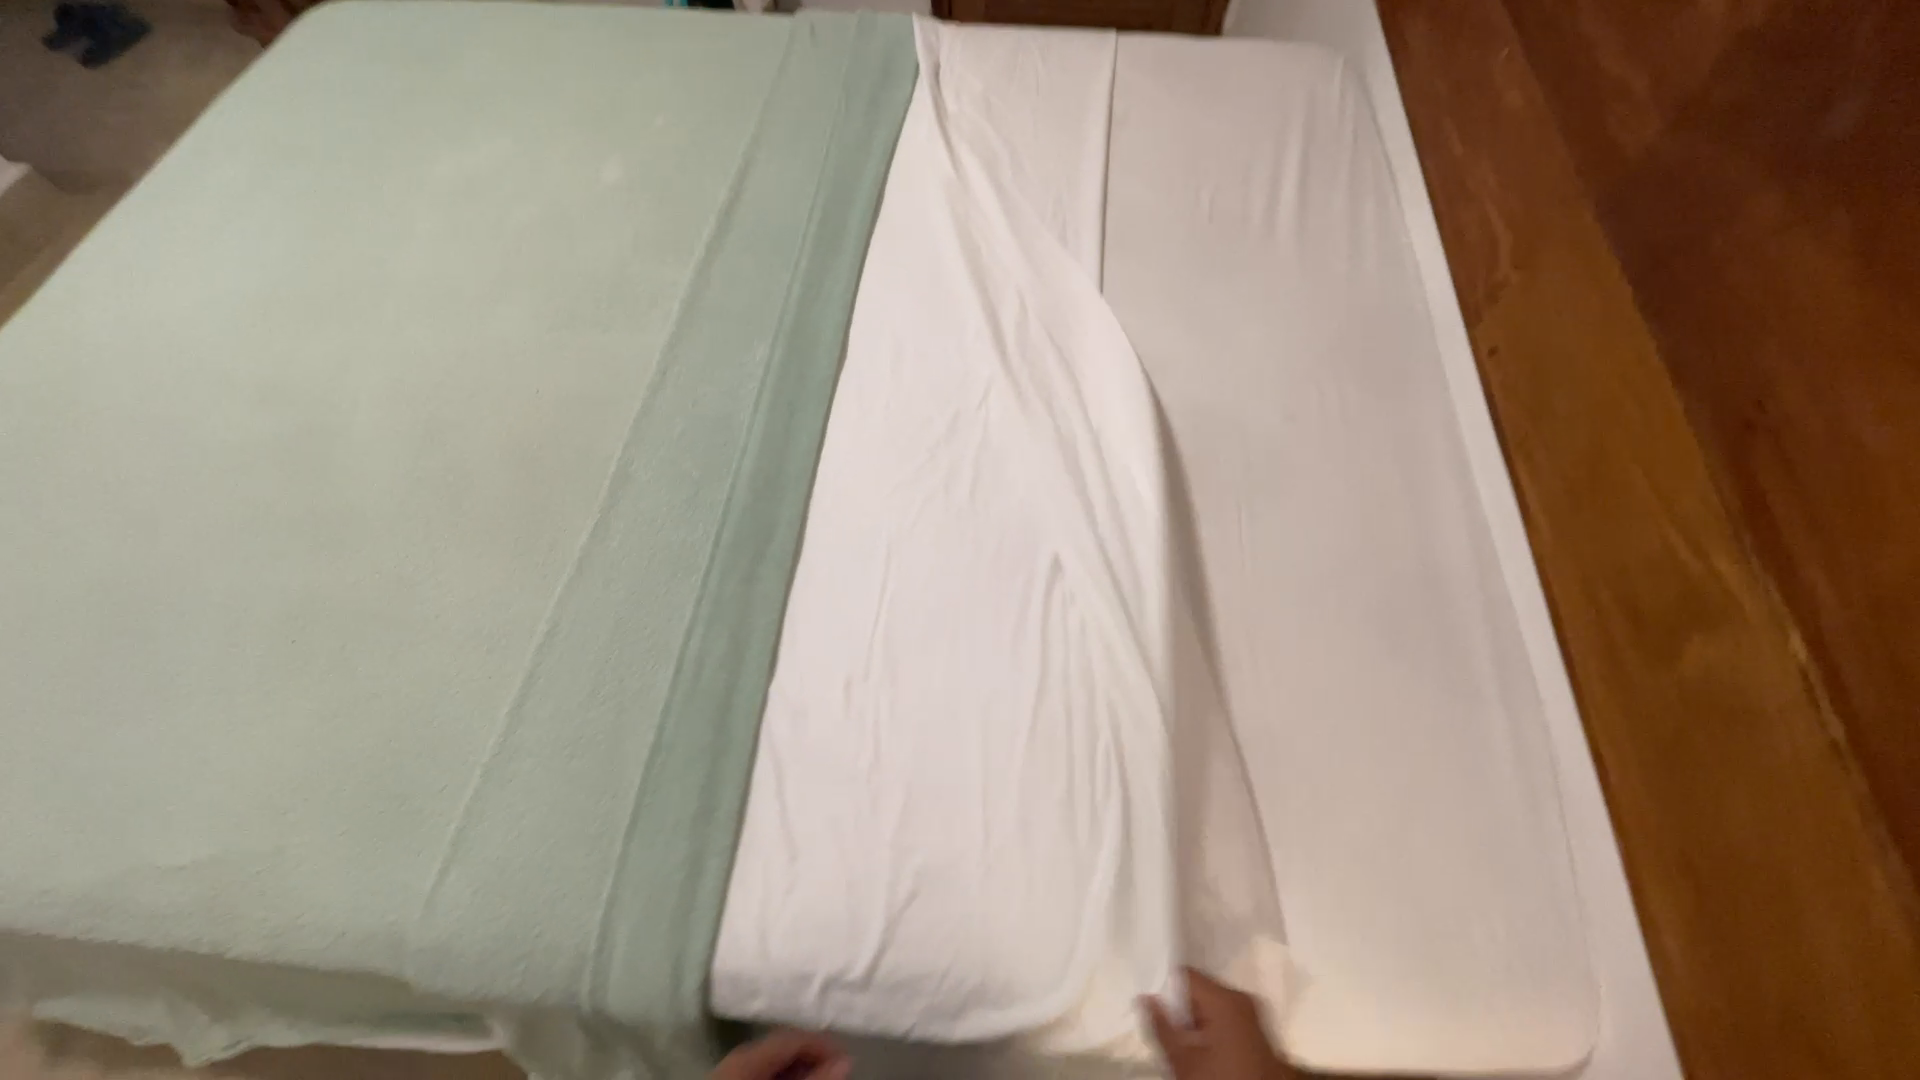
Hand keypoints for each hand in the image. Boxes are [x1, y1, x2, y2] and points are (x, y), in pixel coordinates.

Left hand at [711, 1029, 850, 1079]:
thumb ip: (813, 1079)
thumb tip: (846, 1060)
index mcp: (748, 1051)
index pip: (793, 1034)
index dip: (823, 1041)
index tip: (846, 1054)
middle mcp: (738, 1052)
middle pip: (783, 1046)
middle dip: (811, 1056)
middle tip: (836, 1069)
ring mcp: (729, 1068)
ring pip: (772, 1060)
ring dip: (798, 1067)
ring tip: (819, 1076)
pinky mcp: (728, 1078)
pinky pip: (760, 1071)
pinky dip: (782, 1075)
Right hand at [1141, 968, 1296, 1079]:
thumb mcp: (1183, 1060)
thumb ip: (1160, 1025)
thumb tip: (1145, 997)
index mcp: (1224, 997)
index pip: (1183, 972)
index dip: (1163, 985)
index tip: (1152, 1001)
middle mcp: (1241, 996)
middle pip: (1198, 988)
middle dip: (1182, 1006)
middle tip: (1171, 1029)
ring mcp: (1254, 1011)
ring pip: (1212, 1002)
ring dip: (1197, 1017)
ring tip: (1189, 1042)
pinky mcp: (1259, 1026)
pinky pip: (1227, 1013)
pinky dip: (1213, 1024)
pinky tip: (1207, 1046)